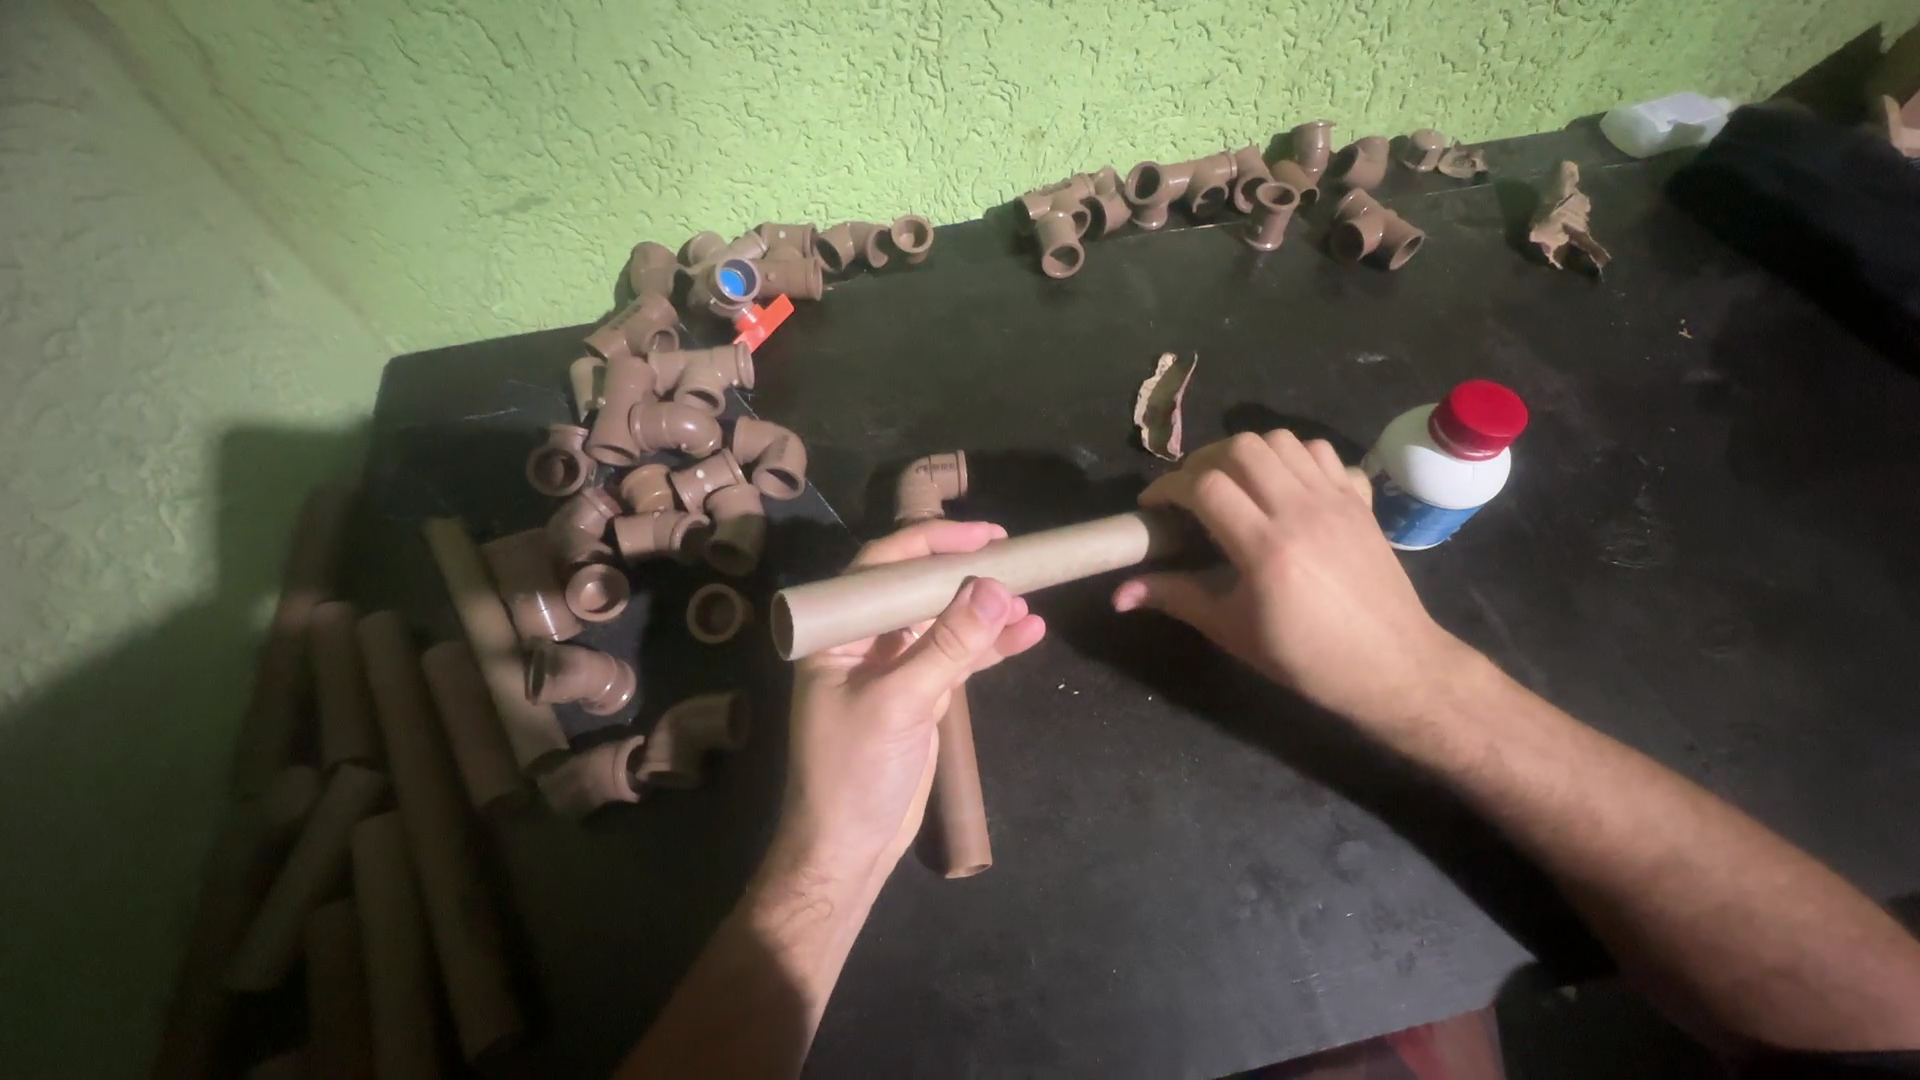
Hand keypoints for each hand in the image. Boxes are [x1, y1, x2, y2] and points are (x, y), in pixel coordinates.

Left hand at [776, 520, 1046, 890]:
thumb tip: (996, 589)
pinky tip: (1027, 634)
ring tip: (1031, 601)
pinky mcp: (921, 693)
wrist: (849, 848)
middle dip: (967, 575)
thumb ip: (948, 645)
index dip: (933, 543)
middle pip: (919, 590)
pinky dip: (990, 647)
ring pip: (945, 623)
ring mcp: (895, 667)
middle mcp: (865, 640)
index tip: (986, 537)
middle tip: (1016, 559)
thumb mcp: (900, 702)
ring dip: (986, 612)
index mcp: (838, 632)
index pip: (883, 568)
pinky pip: (959, 658)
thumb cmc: (853, 772)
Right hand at [1112, 431, 1468, 728]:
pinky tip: (1282, 487)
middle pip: (1241, 448)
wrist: (1393, 666)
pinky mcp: (1361, 500)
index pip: (1204, 486)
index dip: (1167, 488)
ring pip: (1281, 440)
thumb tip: (1118, 595)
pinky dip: (1293, 457)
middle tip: (1190, 493)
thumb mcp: (1231, 630)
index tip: (1152, 508)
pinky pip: (1321, 453)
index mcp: (1265, 547)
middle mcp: (1301, 511)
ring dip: (1247, 454)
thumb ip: (1175, 598)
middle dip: (1203, 462)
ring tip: (1233, 484)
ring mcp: (1336, 500)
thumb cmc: (1305, 657)